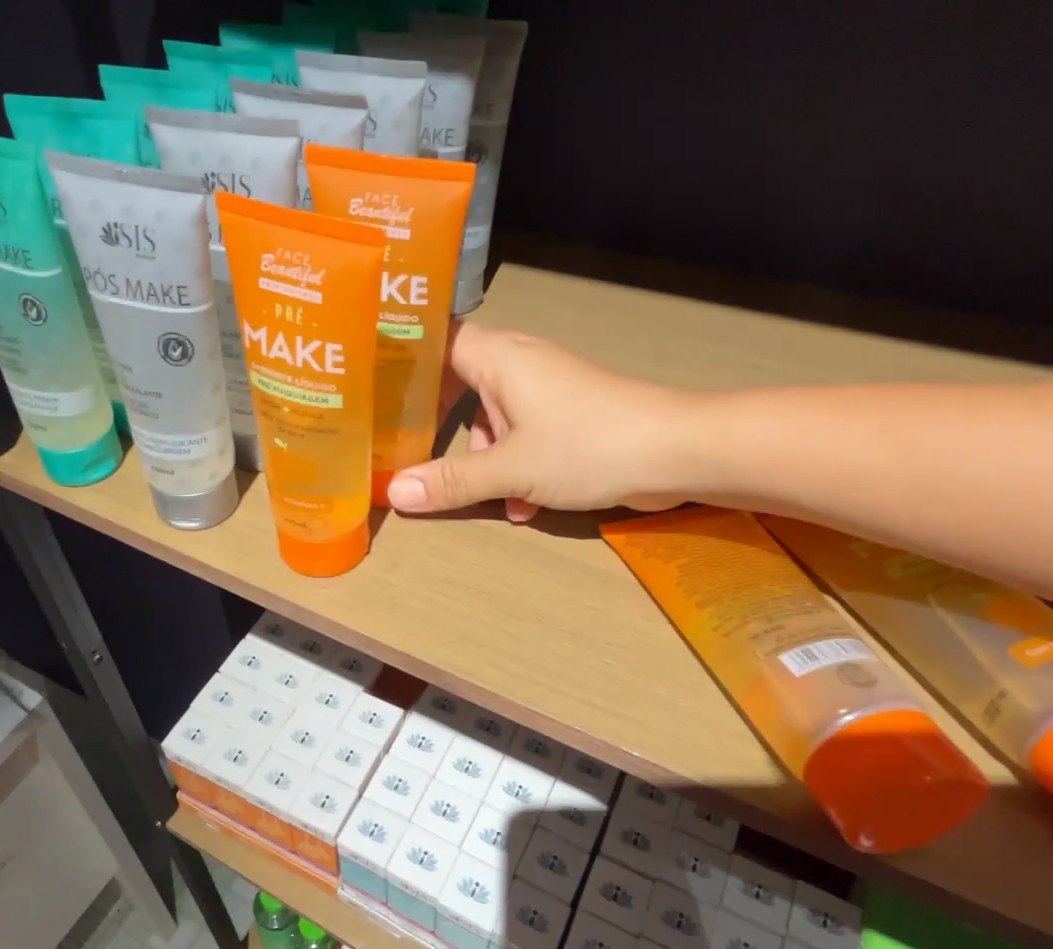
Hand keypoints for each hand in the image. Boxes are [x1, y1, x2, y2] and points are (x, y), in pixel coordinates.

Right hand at [386, 322, 697, 520]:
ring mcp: (547, 392)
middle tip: (408, 449)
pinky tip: (524, 505)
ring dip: (486, 459)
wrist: (676, 452)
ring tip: (488, 495)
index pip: (439, 339)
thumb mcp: (510, 469)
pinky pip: (525, 438)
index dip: (407, 358)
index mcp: (499, 359)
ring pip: (495, 420)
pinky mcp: (570, 418)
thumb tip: (394, 493)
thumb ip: (452, 481)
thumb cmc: (586, 445)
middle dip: (441, 425)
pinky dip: (518, 468)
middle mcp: (520, 365)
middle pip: (462, 385)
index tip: (376, 386)